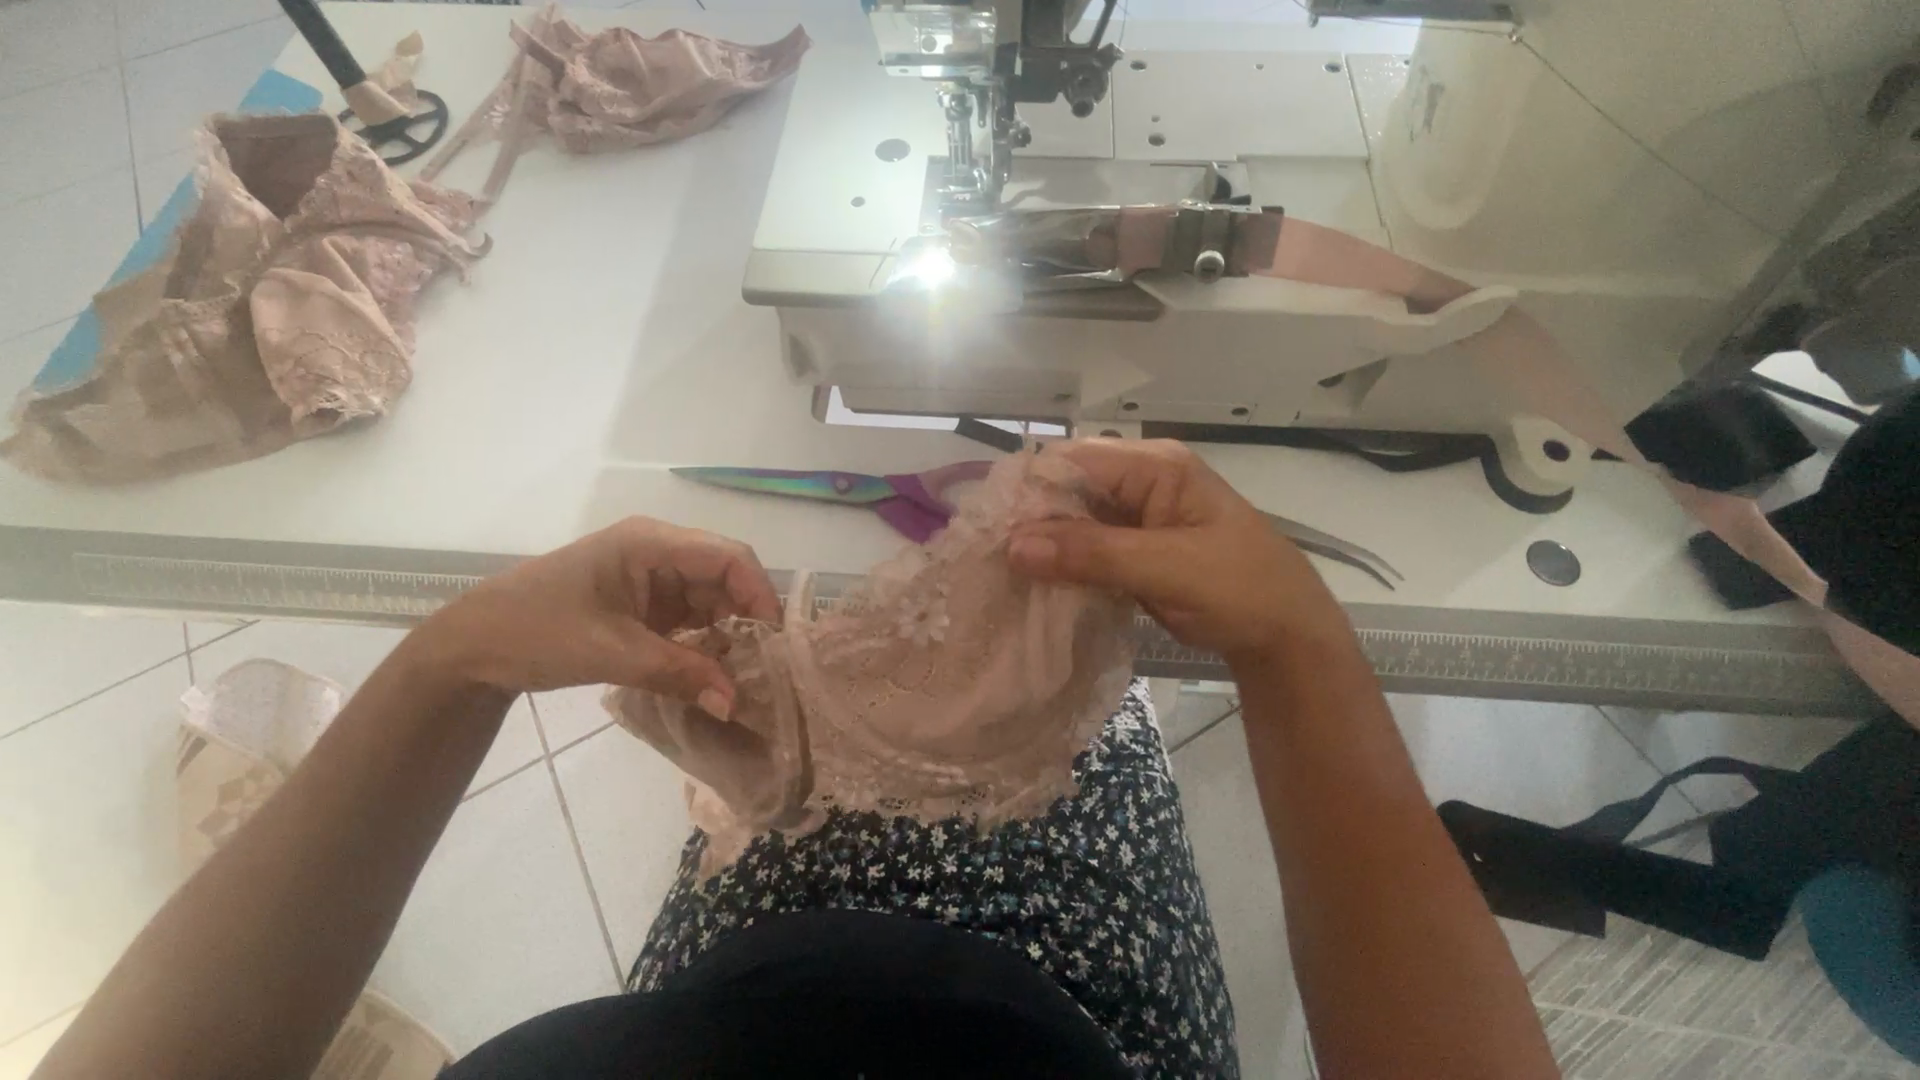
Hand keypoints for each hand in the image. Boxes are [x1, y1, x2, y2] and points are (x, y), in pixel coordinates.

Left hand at [404, 517, 779, 716]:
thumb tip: (735, 704)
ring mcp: (652, 579)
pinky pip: (692, 619)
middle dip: (749, 618)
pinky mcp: (645, 606)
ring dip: (730, 636)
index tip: (775, 642)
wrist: (472, 648)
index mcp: (650, 543)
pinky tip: (716, 674)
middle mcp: (659, 552)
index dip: (759, 594)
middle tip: (767, 666)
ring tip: (747, 676)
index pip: (728, 557)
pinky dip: (707, 645)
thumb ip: (679, 674)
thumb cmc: (537, 632)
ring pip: (713, 601)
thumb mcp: (612, 653)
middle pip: (726, 577)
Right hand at [1007, 439, 1345, 661]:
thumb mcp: (1167, 568)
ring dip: (1041, 543)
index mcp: (1155, 466)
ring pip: (1071, 519)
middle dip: (1029, 517)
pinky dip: (1060, 564)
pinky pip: (1084, 547)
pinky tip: (1033, 584)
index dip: (1029, 490)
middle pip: (1067, 486)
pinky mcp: (1132, 548)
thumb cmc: (1240, 589)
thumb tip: (1015, 544)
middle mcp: (1141, 479)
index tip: (988, 528)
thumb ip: (1093, 554)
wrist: (1285, 635)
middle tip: (988, 555)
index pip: (1074, 461)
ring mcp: (1135, 515)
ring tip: (1000, 571)